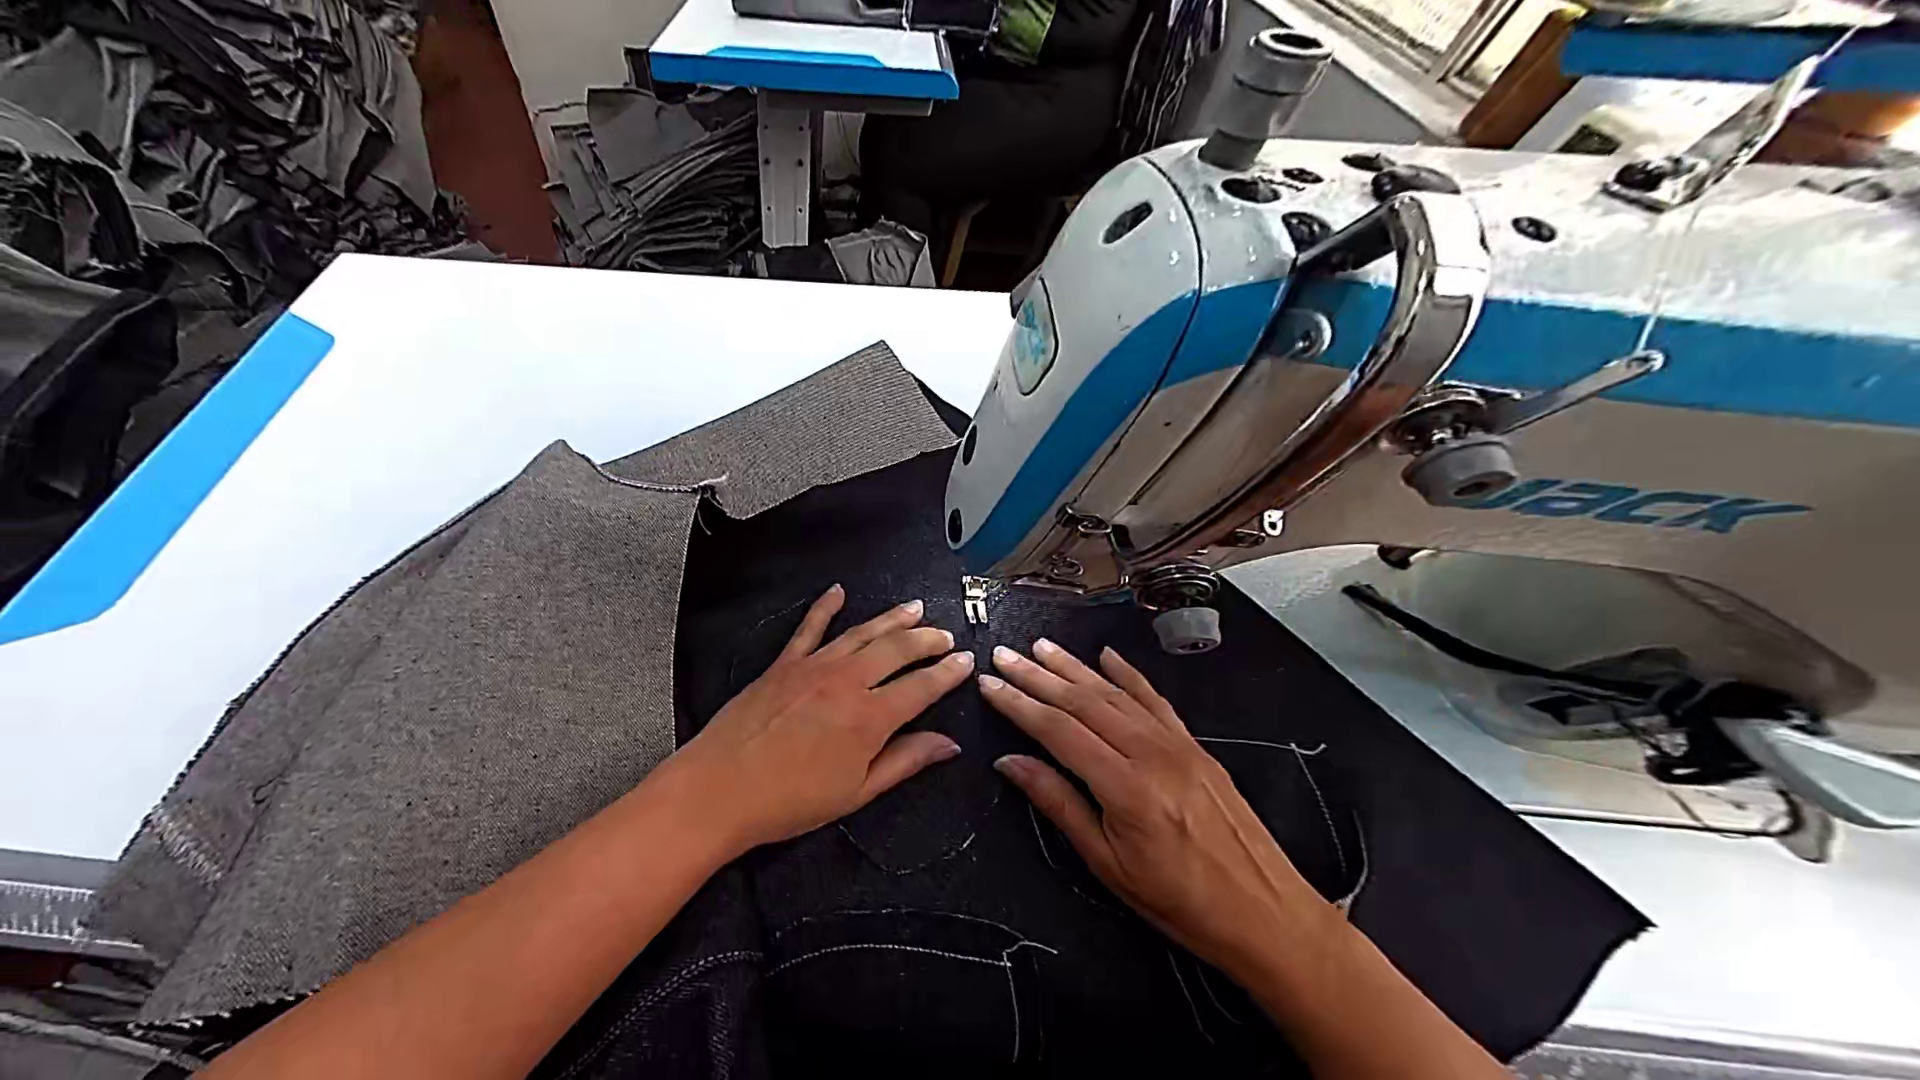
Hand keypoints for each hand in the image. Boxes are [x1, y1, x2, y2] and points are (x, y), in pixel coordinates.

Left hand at [654, 585, 973, 855]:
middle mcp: (847, 682)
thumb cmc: (789, 802)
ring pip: (864, 632)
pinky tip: (838, 592)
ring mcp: (814, 667)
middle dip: (928, 639)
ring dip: (893, 618)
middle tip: (945, 635)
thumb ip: (906, 761)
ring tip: (915, 608)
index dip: (948, 672)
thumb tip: (949, 744)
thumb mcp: (857, 792)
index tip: (965, 661)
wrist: (719, 790)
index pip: (923, 686)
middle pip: (898, 649)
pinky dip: (825, 607)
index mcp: (870, 718)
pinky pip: (810, 628)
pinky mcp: (784, 664)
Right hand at [979, 640, 1336, 982]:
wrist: (1265, 911)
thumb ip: (1058, 803)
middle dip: (1037, 675)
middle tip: (1004, 655)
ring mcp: (1176, 743)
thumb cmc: (1181, 901)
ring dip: (1073, 667)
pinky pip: (1153, 699)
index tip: (990, 684)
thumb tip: (1010, 763)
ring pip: (1114, 692)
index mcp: (1124, 785)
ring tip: (1041, 648)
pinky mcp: (1194, 744)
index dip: (1018, 704)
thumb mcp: (1108, 864)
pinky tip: (1107, 657)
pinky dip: (1127, 675)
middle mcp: (1150, 752)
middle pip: (1082, 701)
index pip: (1057, 729)